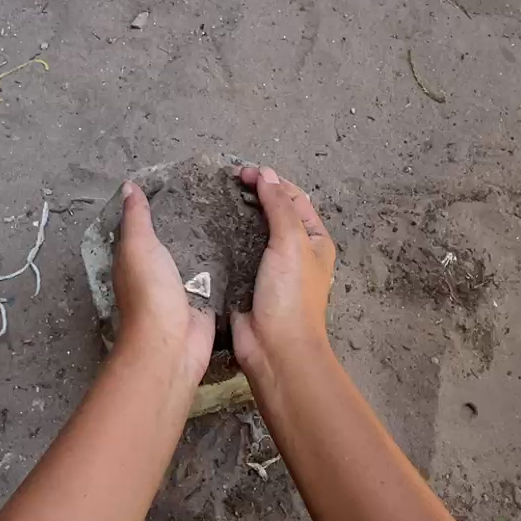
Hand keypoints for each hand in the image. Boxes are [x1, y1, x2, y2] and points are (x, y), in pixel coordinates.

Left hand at [112, 181, 215, 384]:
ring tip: (235, 210)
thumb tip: (129, 187)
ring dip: (211, 240)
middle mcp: (157, 271)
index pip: (145, 225)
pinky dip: (226, 261)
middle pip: (174, 239)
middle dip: (191, 220)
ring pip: (197, 256)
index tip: (184, 180)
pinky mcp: (205, 298)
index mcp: (135, 259)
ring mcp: (182, 286)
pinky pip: (216, 275)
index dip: (159, 204)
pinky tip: (242, 242)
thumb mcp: (138, 247)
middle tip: (219, 192)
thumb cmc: (150, 293)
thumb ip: (136, 218)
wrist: (173, 342)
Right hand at [231, 165, 335, 382]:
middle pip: (273, 213)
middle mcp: (294, 251)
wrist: (274, 348)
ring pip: (251, 232)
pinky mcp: (246, 281)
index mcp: (314, 240)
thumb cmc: (290, 295)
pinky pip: (235, 254)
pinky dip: (223, 240)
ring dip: (235, 216)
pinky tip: (206, 229)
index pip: (293, 199)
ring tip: (211, 200)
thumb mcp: (291, 242)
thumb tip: (266, 175)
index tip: (242, 172)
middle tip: (224, 183)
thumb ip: (279, 206)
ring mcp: (269, 267)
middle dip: (252, 196)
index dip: (271, 182)